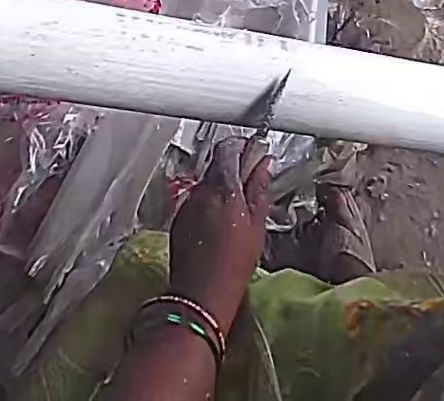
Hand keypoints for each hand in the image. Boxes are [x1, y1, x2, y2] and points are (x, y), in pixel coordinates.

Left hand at [168, 136, 271, 331]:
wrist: (201, 297)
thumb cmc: (235, 263)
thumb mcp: (256, 226)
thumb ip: (259, 189)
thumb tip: (264, 163)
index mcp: (223, 188)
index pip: (229, 148)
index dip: (243, 147)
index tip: (255, 155)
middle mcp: (202, 190)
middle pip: (217, 164)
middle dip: (234, 167)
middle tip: (250, 183)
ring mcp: (188, 203)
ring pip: (207, 182)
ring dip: (221, 185)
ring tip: (236, 207)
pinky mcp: (179, 218)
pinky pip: (197, 199)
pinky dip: (209, 202)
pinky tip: (219, 221)